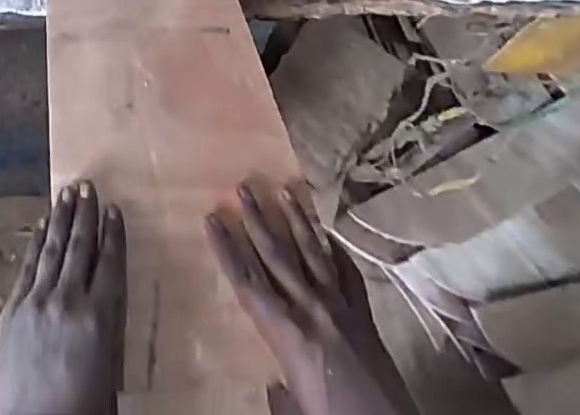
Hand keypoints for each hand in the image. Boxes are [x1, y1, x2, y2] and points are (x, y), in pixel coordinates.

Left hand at [0, 181, 126, 414]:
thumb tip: (105, 307)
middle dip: (85, 215)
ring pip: (53, 249)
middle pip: (80, 248)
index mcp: (99, 321)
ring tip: (67, 193)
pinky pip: (28, 266)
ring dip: (61, 218)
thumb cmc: (74, 414)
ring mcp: (37, 301)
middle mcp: (68, 301)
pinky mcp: (12, 308)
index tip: (113, 209)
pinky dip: (36, 242)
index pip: (110, 266)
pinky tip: (41, 225)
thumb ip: (105, 336)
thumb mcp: (106, 379)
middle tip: (88, 185)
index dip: (113, 236)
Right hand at [206, 182, 410, 414]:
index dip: (227, 249)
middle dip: (258, 221)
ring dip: (297, 221)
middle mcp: (313, 311)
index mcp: (290, 334)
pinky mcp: (367, 319)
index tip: (212, 218)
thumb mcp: (300, 412)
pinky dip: (337, 252)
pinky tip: (329, 234)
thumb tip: (271, 384)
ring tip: (284, 191)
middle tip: (244, 187)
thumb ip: (281, 395)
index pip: (249, 282)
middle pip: (279, 256)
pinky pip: (349, 275)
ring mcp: (343, 310)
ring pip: (314, 255)